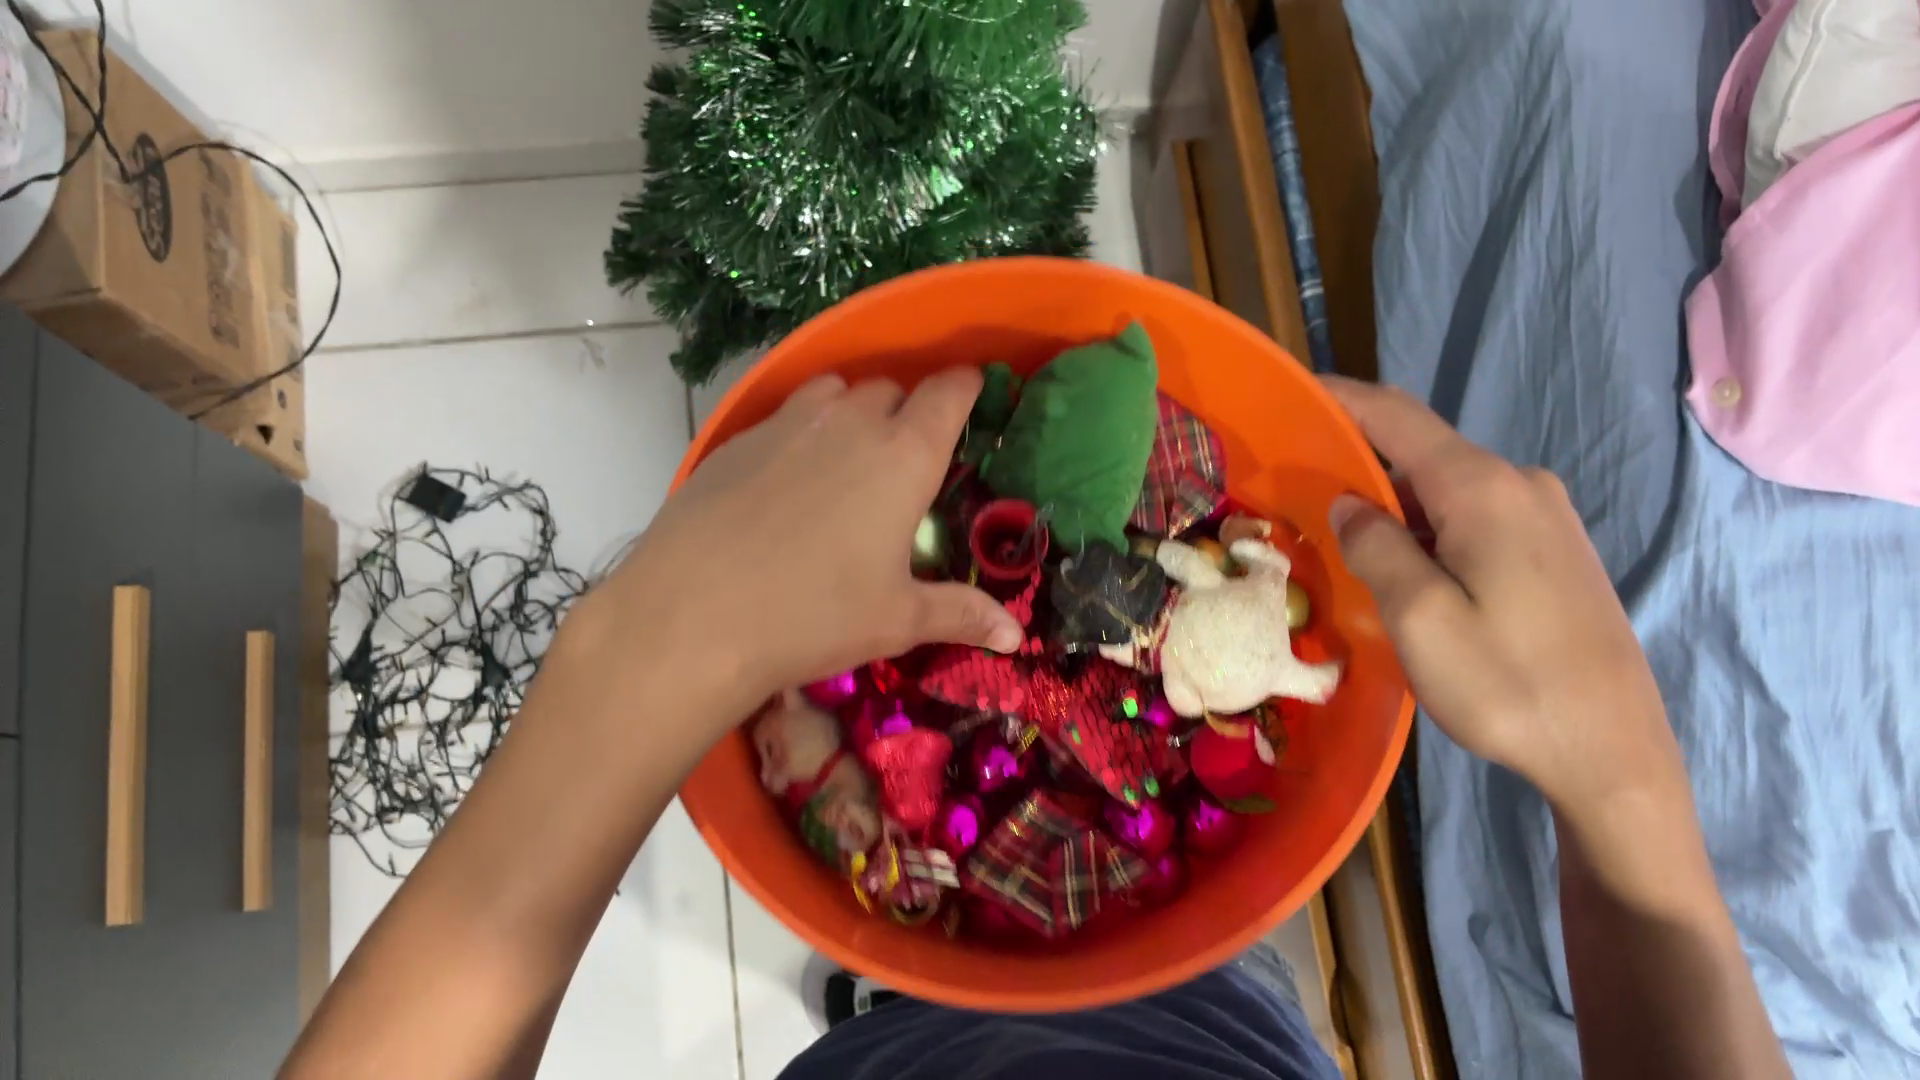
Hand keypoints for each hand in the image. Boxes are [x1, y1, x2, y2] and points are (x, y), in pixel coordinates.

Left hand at [591, 368, 1022, 717]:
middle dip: (906, 408)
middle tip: (906, 453)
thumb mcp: (897, 620)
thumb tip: (1015, 637)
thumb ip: (961, 615)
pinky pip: (783, 418)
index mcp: (903, 456)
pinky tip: (786, 483)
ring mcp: (786, 425)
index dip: (966, 385)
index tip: (973, 388)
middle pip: (889, 388)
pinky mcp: (735, 441)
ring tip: (848, 455)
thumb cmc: (814, 616)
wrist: (692, 617)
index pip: (948, 393)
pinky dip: (800, 434)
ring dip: (852, 411)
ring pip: (833, 392)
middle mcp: (849, 424)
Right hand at [1321, 377, 1680, 809]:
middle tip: (1301, 488)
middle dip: (1360, 461)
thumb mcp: (1419, 618)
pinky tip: (1405, 565)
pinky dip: (1426, 525)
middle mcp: (1520, 486)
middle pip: (1421, 452)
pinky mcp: (1555, 551)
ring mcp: (1545, 517)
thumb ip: (1376, 547)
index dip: (1342, 399)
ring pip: (1445, 488)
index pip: (1398, 418)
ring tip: (1343, 537)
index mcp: (1483, 490)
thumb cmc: (1508, 685)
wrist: (1614, 754)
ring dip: (1392, 502)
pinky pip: (1472, 515)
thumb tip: (1351, 505)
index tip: (1295, 390)